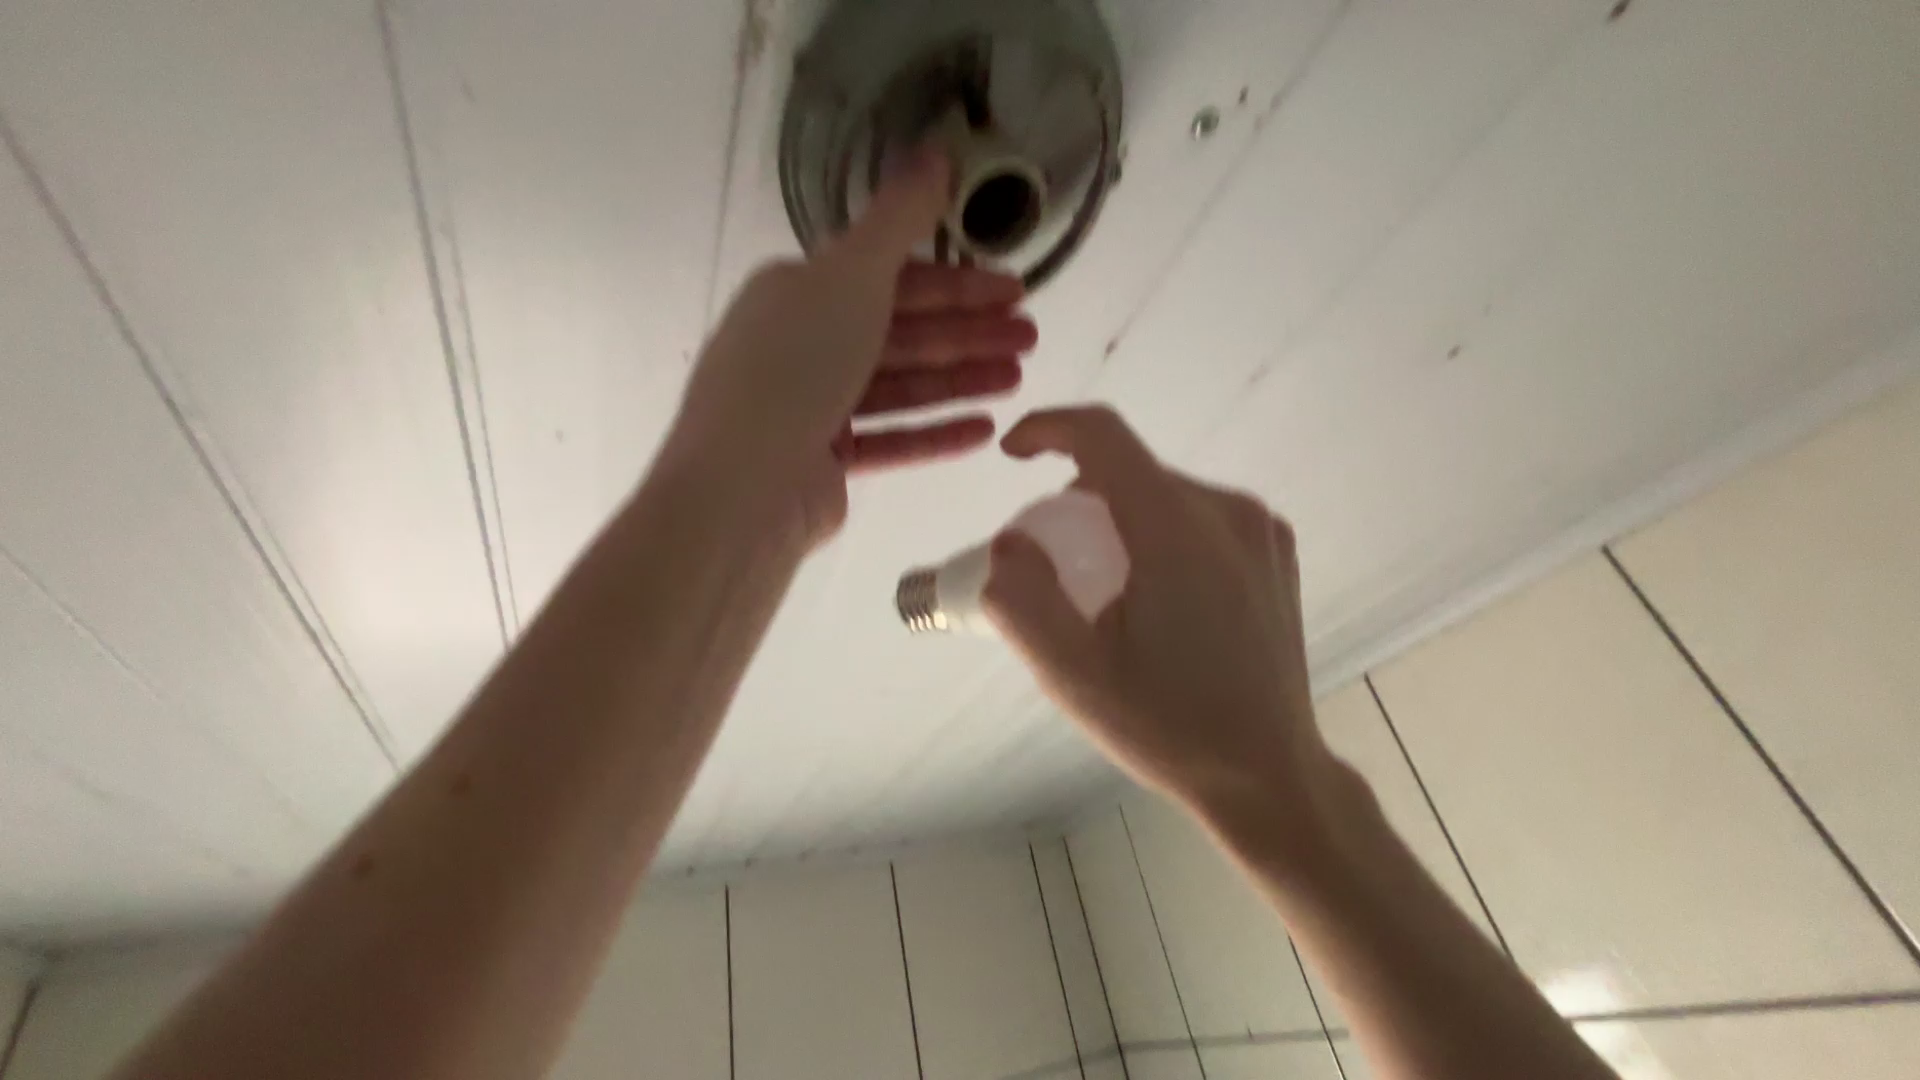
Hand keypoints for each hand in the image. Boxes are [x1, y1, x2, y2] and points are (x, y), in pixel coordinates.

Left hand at [667, 150, 1036, 545]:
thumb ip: (899, 218)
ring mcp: (812, 408)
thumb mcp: (851, 276)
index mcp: (799, 294)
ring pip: (900, 386)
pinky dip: (935, 431)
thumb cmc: (796, 367)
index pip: (890, 279)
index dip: (957, 282)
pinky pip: (891, 438)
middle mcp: (801, 345)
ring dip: (960, 380)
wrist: (745, 486)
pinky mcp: (826, 462)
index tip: (1014, 290)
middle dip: (969, 333)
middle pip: (901, 333)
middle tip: (1031, 338)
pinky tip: (984, 430)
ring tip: (1018, 380)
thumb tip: (936, 150)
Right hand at [981, 406, 1335, 827]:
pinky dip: (1158, 535)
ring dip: (1117, 521)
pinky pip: (1198, 517)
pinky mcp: (1276, 553)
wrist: (1269, 776)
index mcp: (1179, 530)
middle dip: (1076, 501)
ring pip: (1163, 494)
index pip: (1104, 437)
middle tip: (1052, 567)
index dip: (1048, 429)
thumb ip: (1023, 601)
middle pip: (1130, 472)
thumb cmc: (1168, 728)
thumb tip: (1010, 543)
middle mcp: (1229, 511)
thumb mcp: (1074, 676)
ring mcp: (1261, 531)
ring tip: (1103, 593)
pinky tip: (1156, 599)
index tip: (1011, 454)